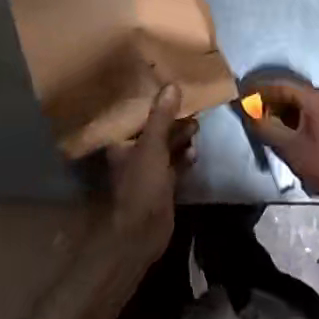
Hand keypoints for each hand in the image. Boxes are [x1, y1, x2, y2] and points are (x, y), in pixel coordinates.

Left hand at [105, 85, 197, 261]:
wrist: (142, 233)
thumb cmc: (140, 185)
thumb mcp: (152, 147)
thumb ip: (162, 118)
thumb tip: (172, 85)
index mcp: (122, 142)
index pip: (136, 115)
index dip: (152, 102)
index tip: (170, 86)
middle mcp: (132, 153)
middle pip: (154, 129)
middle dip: (172, 119)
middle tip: (191, 107)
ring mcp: (148, 169)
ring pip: (166, 145)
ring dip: (180, 136)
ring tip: (197, 126)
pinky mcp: (162, 184)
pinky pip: (175, 163)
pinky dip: (184, 157)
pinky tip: (195, 152)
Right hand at [244, 82, 318, 229]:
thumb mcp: (291, 149)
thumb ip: (266, 127)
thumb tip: (245, 110)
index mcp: (316, 99)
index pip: (281, 83)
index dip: (258, 87)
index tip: (239, 92)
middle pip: (290, 91)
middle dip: (266, 98)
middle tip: (245, 108)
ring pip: (298, 104)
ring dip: (278, 110)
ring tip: (258, 121)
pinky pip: (306, 115)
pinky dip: (290, 120)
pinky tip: (279, 132)